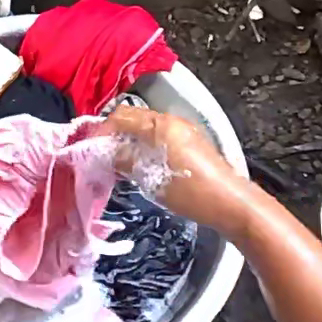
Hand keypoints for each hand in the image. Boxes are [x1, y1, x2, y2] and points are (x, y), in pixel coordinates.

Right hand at [103, 105, 257, 238]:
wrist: (232, 205)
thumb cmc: (192, 192)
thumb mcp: (151, 179)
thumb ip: (125, 161)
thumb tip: (105, 153)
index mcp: (160, 126)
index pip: (121, 116)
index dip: (102, 130)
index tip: (90, 147)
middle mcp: (171, 122)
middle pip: (133, 118)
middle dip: (114, 133)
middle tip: (100, 154)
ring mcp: (183, 131)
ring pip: (145, 127)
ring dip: (129, 139)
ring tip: (117, 162)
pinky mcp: (190, 143)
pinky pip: (159, 136)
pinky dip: (144, 145)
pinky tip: (140, 165)